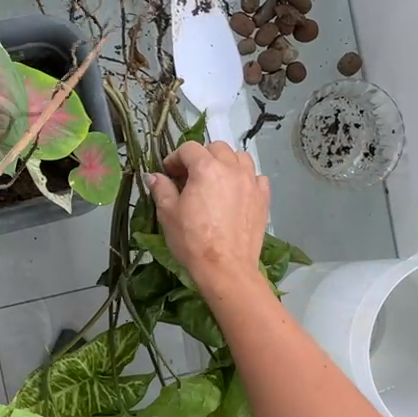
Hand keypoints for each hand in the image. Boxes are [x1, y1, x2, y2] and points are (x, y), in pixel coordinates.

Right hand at [146, 141, 270, 300]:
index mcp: (206, 168)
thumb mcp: (168, 214)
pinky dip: (245, 178)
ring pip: (240, 158)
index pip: (189, 149)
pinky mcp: (263, 198)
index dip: (175, 158)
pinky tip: (236, 192)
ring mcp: (251, 182)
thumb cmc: (192, 240)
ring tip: (215, 180)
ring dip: (225, 163)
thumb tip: (154, 176)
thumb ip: (161, 189)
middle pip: (217, 148)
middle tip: (190, 177)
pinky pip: (256, 177)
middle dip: (201, 157)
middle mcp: (231, 168)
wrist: (226, 268)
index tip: (168, 174)